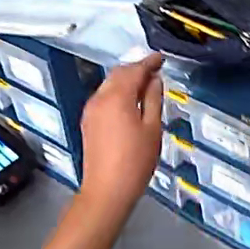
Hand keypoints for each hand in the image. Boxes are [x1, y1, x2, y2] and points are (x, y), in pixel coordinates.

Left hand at [76, 53, 165, 214]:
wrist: (107, 190)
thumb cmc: (135, 161)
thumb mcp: (152, 128)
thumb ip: (153, 99)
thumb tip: (154, 80)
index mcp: (117, 97)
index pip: (134, 70)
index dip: (149, 62)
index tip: (161, 58)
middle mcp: (100, 99)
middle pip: (118, 74)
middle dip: (136, 69)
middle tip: (155, 69)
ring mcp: (91, 110)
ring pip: (109, 84)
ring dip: (126, 79)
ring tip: (145, 84)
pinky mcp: (88, 121)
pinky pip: (104, 96)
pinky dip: (117, 91)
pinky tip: (130, 100)